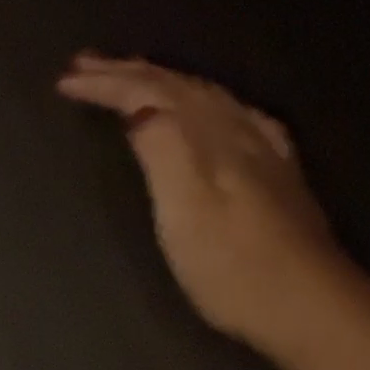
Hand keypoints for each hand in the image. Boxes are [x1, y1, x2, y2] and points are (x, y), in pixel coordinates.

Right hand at [58, 53, 355, 350]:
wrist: (304, 302)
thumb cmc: (231, 268)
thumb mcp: (184, 210)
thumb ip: (161, 152)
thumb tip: (140, 112)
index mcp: (205, 137)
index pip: (149, 94)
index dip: (107, 84)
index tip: (65, 82)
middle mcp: (235, 130)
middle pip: (177, 87)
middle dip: (129, 74)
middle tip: (87, 67)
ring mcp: (263, 150)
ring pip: (205, 98)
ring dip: (164, 83)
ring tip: (134, 78)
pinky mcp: (278, 175)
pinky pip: (235, 117)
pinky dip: (207, 105)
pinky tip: (212, 112)